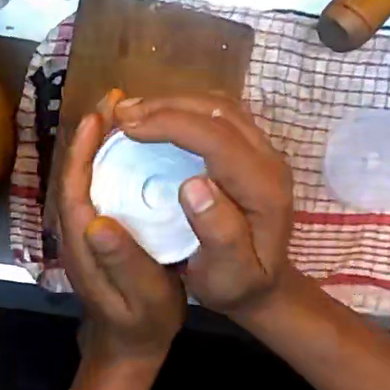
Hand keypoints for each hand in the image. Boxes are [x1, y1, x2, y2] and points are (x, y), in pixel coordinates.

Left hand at [59, 91, 185, 371]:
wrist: (129, 344)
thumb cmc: (141, 323)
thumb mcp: (143, 297)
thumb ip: (122, 263)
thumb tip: (98, 219)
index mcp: (83, 243)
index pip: (73, 187)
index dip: (83, 150)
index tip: (101, 115)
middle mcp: (76, 231)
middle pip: (75, 175)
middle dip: (89, 136)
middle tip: (115, 99)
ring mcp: (86, 231)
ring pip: (85, 178)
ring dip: (98, 144)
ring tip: (122, 113)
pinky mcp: (98, 231)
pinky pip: (99, 187)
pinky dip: (109, 162)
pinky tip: (131, 148)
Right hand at [114, 96, 295, 316]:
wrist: (264, 287)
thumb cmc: (238, 286)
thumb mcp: (228, 277)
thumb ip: (219, 234)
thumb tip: (194, 185)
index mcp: (264, 190)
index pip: (216, 139)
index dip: (169, 124)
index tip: (126, 127)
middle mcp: (269, 162)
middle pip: (218, 112)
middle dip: (165, 106)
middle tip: (120, 115)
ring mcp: (264, 152)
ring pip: (219, 106)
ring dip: (174, 103)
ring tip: (132, 113)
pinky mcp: (254, 150)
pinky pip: (220, 115)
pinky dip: (185, 109)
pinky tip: (157, 118)